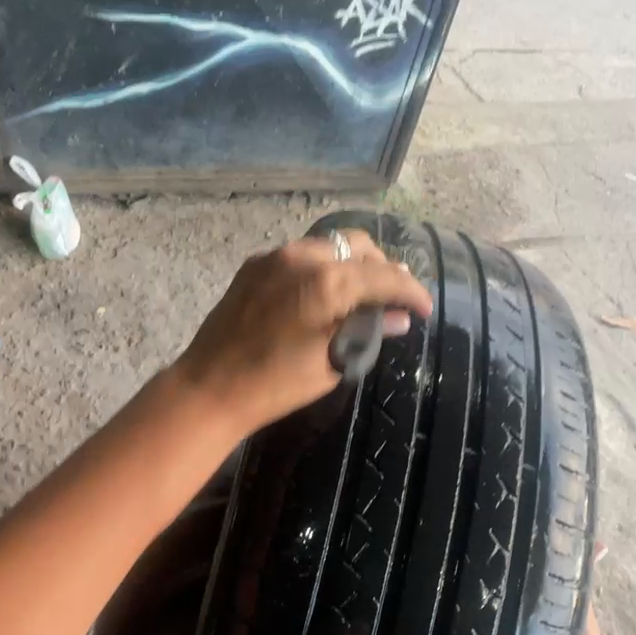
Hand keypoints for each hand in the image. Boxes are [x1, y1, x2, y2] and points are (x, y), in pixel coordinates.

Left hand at [171, 229, 433, 436]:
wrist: (210, 388)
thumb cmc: (275, 384)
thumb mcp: (332, 362)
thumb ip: (367, 331)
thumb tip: (398, 318)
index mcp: (326, 282)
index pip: (384, 276)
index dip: (411, 292)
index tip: (425, 309)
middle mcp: (302, 256)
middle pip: (358, 247)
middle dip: (382, 269)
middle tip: (394, 299)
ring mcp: (274, 257)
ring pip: (328, 246)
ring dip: (352, 264)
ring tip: (363, 293)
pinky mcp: (254, 266)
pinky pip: (300, 255)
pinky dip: (322, 267)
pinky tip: (325, 292)